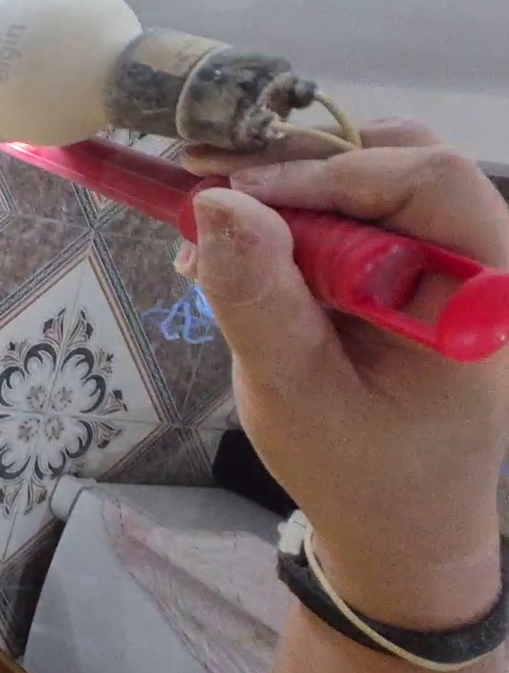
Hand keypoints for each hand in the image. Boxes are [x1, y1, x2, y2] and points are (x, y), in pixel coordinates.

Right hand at [179, 120, 508, 629]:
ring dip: (270, 185)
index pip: (424, 179)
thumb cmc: (352, 465)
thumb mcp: (291, 386)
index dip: (321, 171)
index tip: (229, 196)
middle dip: (283, 163)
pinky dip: (268, 213)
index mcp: (477, 293)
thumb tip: (216, 201)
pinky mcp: (392, 270)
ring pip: (357, 173)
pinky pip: (334, 209)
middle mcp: (470, 262)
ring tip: (201, 225)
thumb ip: (258, 297)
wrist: (391, 514)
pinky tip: (221, 251)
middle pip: (390, 157)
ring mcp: (432, 264)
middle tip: (195, 182)